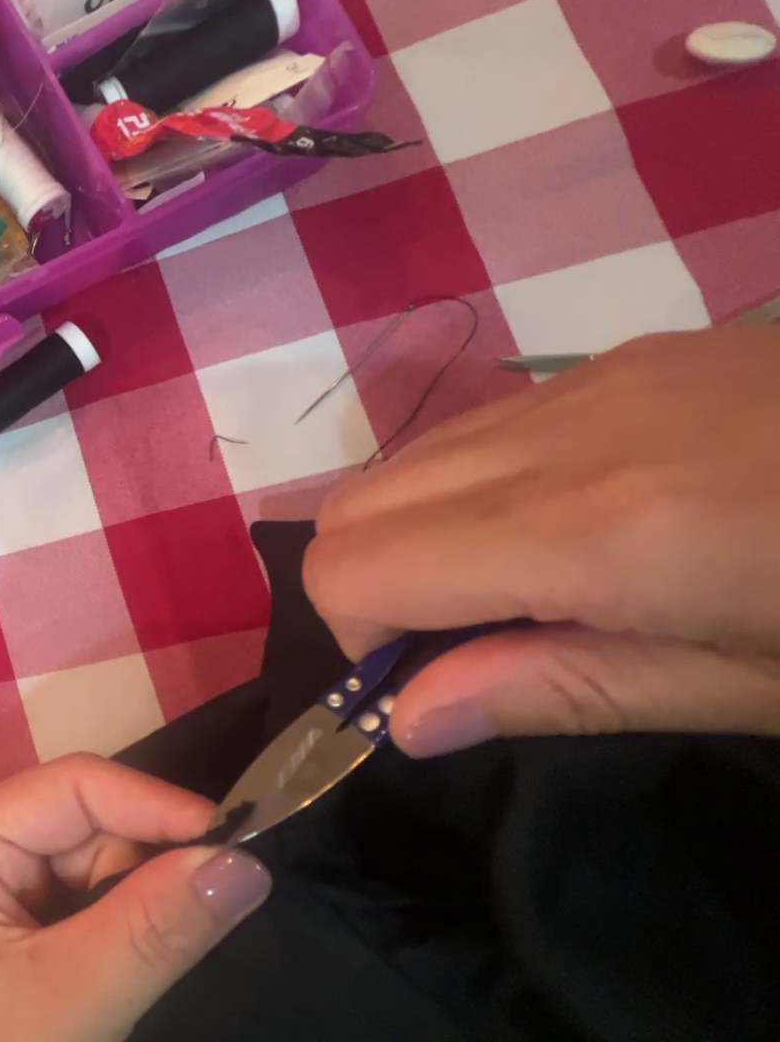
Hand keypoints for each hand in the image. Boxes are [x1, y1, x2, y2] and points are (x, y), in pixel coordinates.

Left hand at [0, 754, 269, 1041]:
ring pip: (111, 851)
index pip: (74, 786)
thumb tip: (244, 863)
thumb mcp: (73, 998)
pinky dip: (144, 910)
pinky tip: (155, 942)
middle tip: (228, 894)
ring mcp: (15, 874)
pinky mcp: (42, 912)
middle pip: (94, 812)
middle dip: (157, 851)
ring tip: (172, 939)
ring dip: (154, 887)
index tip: (239, 842)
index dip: (154, 803)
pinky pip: (109, 889)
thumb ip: (153, 928)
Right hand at [305, 326, 779, 756]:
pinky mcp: (608, 363)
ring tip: (512, 581)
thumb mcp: (761, 686)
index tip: (432, 678)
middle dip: (369, 587)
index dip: (360, 637)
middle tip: (466, 638)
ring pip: (391, 469)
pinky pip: (461, 436)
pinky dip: (457, 494)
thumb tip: (401, 721)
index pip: (352, 570)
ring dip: (409, 537)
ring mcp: (579, 385)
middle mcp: (554, 439)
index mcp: (590, 531)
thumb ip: (555, 691)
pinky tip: (556, 522)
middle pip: (347, 513)